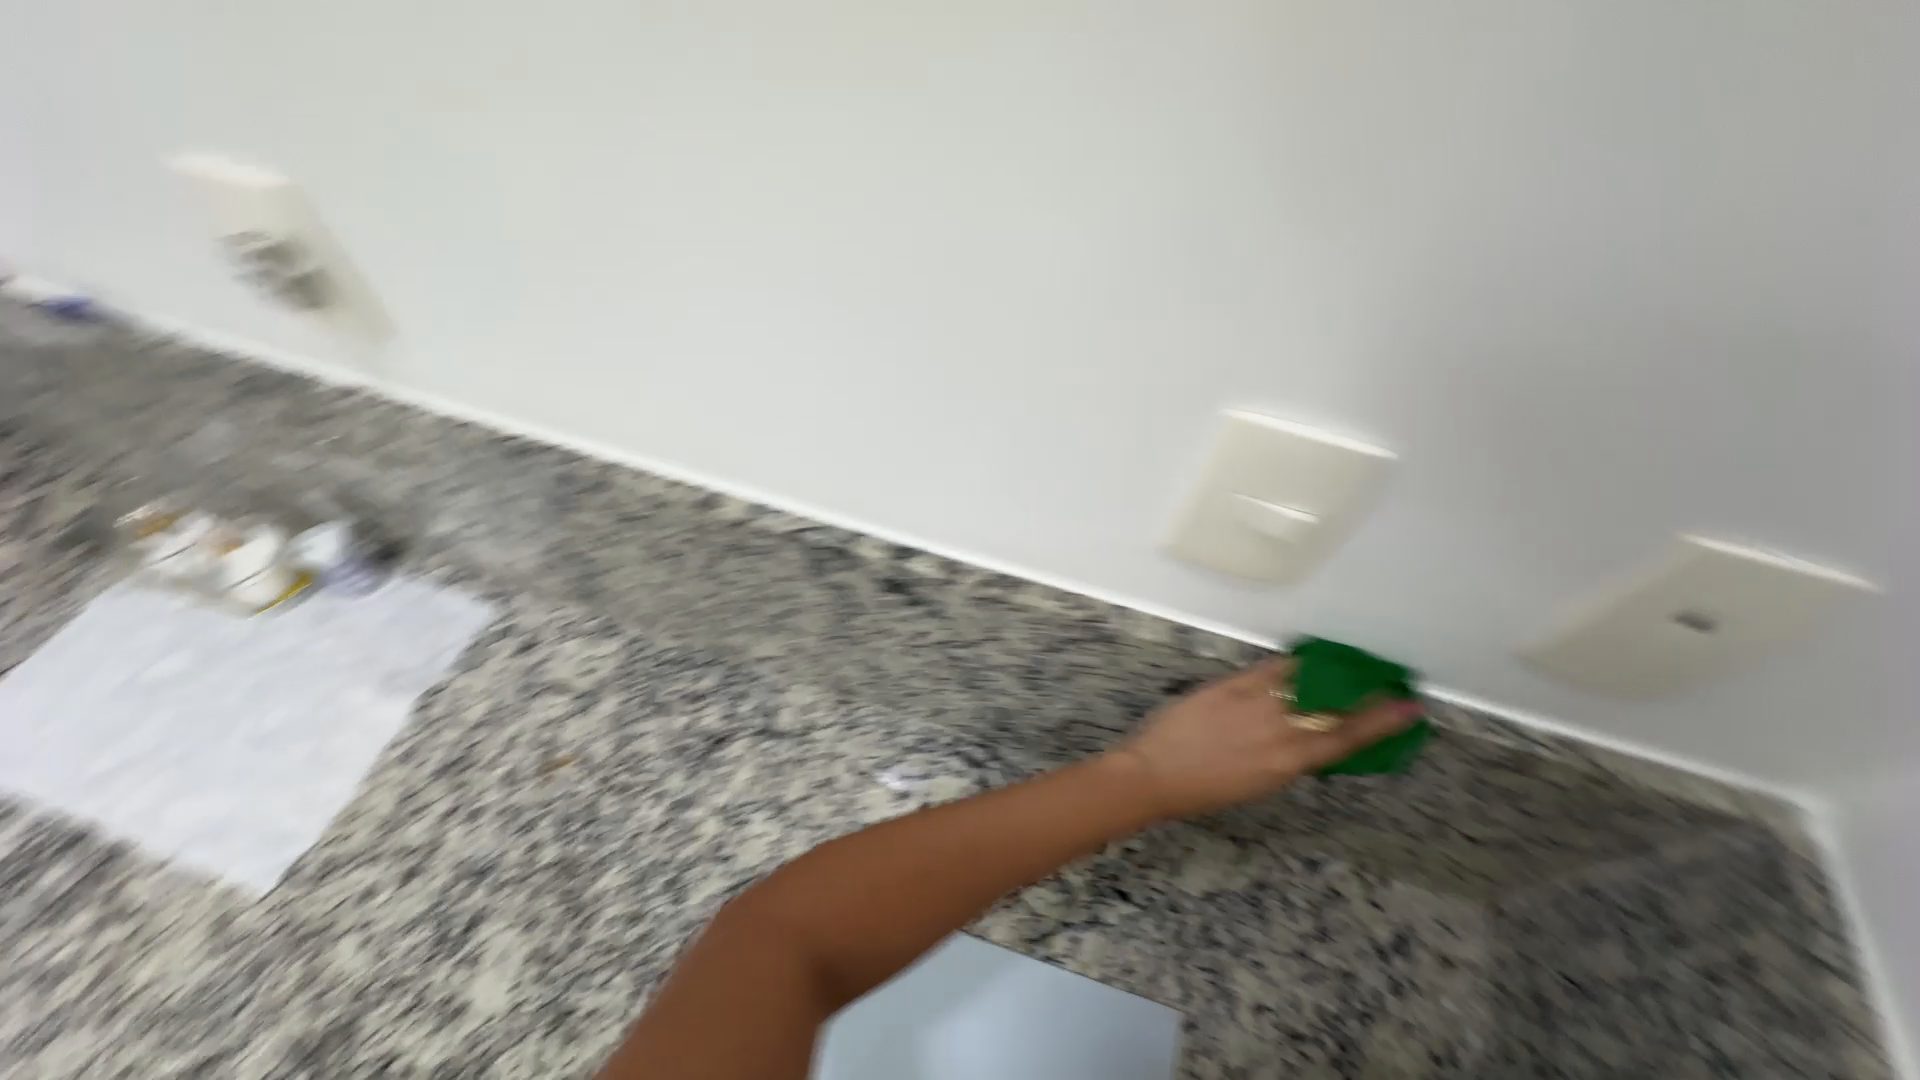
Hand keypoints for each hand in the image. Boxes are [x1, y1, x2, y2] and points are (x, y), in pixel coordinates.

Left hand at [1106, 656, 1421, 820]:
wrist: (1153, 775)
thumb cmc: (1203, 790)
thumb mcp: (1258, 784)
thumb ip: (1287, 759)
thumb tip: (1310, 737)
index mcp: (1287, 764)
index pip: (1345, 739)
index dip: (1381, 723)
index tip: (1409, 708)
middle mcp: (1277, 732)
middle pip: (1333, 708)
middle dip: (1366, 695)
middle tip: (1389, 683)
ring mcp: (1253, 705)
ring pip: (1305, 684)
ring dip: (1334, 675)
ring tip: (1353, 667)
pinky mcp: (1228, 686)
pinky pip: (1269, 669)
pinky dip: (1292, 664)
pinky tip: (1307, 659)